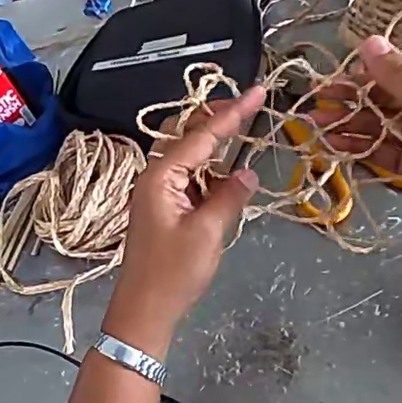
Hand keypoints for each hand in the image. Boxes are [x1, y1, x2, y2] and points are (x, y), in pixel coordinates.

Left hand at [104, 87, 265, 353]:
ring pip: (188, 156)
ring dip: (215, 145)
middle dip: (218, 118)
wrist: (144, 310)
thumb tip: (249, 171)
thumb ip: (230, 197)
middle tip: (250, 104)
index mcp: (161, 176)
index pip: (202, 135)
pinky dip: (210, 171)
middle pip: (187, 135)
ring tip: (244, 131)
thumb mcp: (208, 233)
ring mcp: (157, 192)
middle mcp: (155, 176)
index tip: (258, 91)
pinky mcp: (164, 209)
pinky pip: (189, 178)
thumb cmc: (173, 273)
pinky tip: (228, 173)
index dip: (233, 113)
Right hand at [311, 36, 401, 253]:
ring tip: (316, 120)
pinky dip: (359, 145)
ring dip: (352, 119)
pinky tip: (331, 142)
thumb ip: (399, 76)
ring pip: (385, 121)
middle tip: (324, 94)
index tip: (364, 69)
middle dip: (360, 91)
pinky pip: (383, 148)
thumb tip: (369, 41)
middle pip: (397, 90)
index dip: (393, 60)